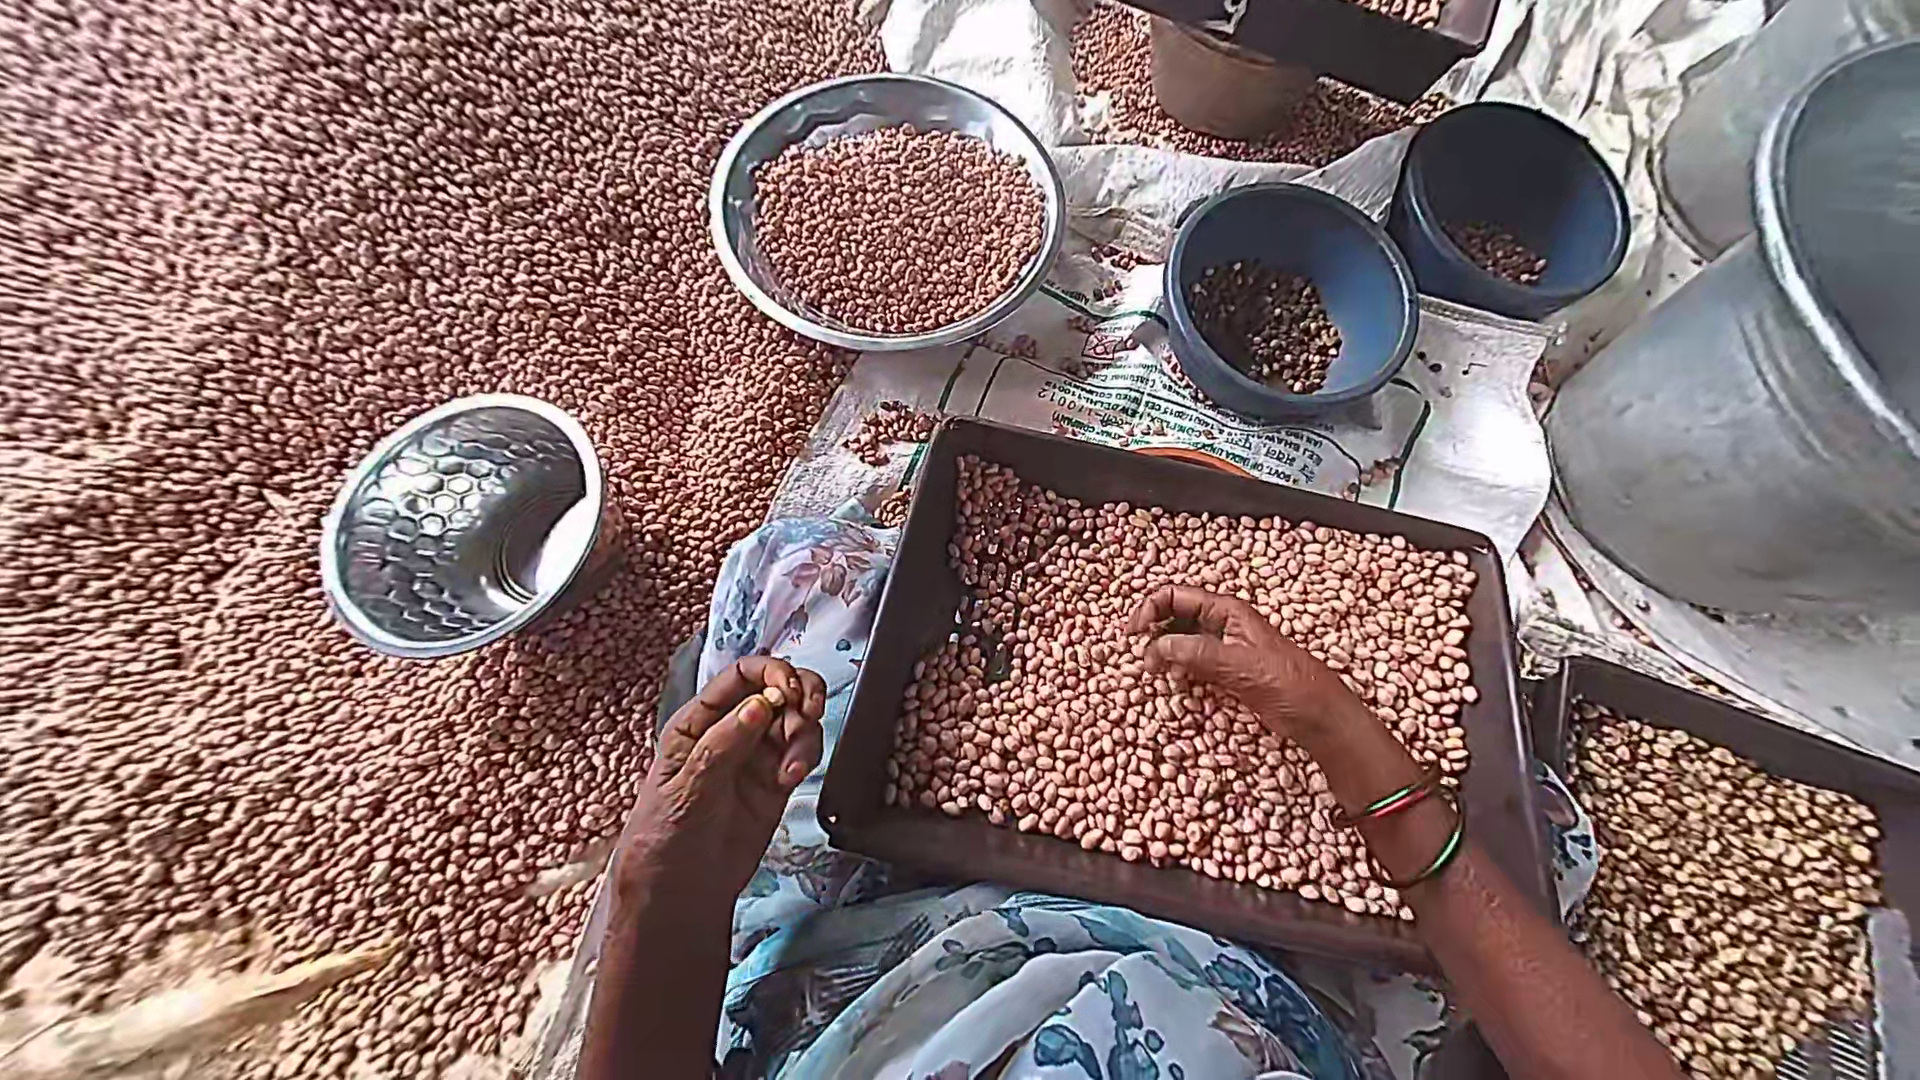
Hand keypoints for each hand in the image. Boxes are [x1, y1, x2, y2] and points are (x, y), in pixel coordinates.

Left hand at [615, 656, 827, 907]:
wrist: (680, 896)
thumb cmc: (664, 840)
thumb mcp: (686, 791)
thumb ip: (723, 745)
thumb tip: (759, 704)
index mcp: (699, 721)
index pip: (740, 676)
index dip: (771, 672)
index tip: (791, 690)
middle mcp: (732, 728)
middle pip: (778, 687)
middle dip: (800, 692)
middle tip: (810, 711)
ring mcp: (757, 752)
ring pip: (796, 717)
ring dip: (805, 732)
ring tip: (794, 766)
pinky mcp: (778, 776)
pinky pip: (804, 750)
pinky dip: (807, 757)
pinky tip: (792, 777)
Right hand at [1126, 585, 1360, 740]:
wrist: (1321, 718)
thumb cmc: (1291, 685)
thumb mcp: (1240, 665)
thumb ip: (1195, 652)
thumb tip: (1154, 647)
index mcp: (1226, 610)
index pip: (1173, 595)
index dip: (1149, 609)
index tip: (1134, 634)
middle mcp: (1219, 622)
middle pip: (1171, 614)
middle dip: (1151, 630)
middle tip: (1140, 655)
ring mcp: (1220, 646)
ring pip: (1176, 637)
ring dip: (1160, 650)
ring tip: (1152, 670)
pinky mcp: (1222, 669)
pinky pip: (1187, 660)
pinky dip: (1173, 667)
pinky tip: (1170, 680)